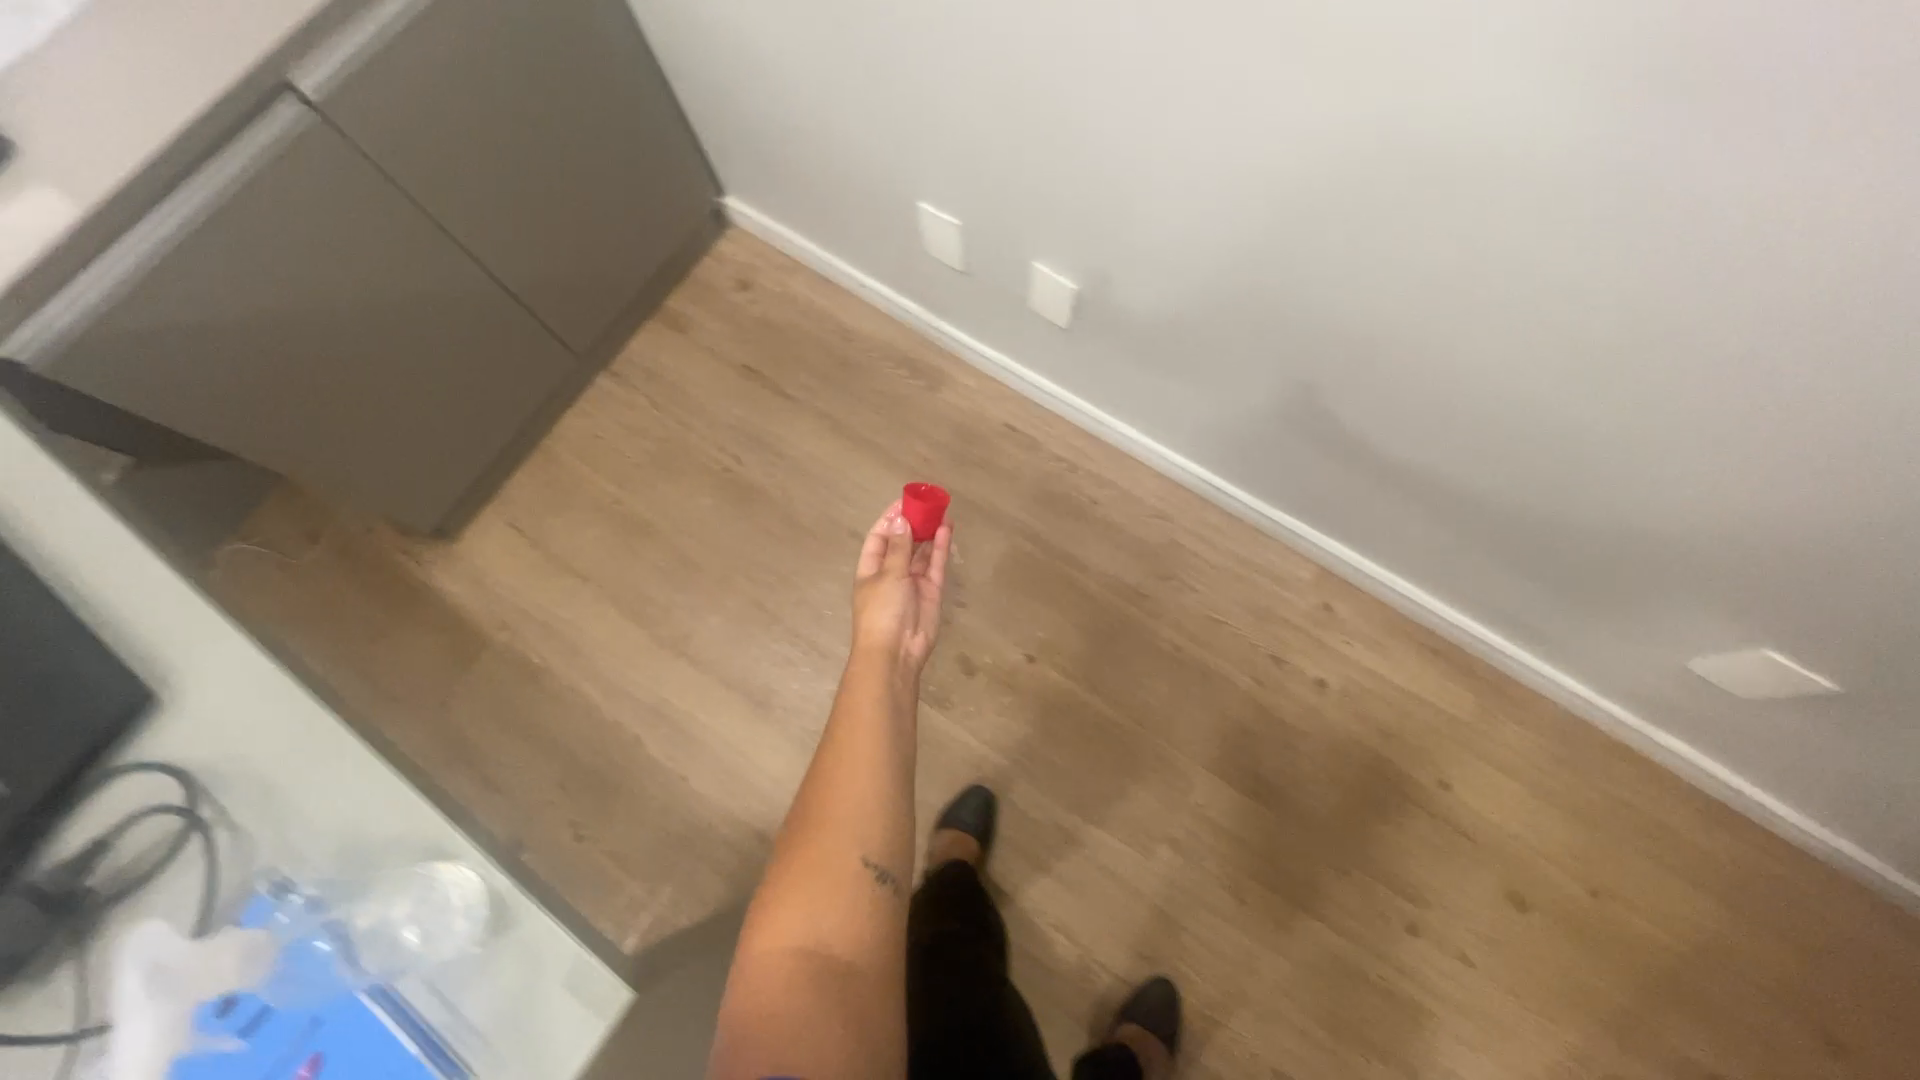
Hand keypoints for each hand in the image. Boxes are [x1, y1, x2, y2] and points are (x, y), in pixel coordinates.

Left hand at [852, 499, 953, 675]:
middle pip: (902, 543)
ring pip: (921, 552)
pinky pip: (935, 565)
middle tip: (927, 503)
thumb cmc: (881, 611)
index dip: (890, 519)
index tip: (904, 501)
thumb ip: (898, 547)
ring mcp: (912, 583)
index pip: (879, 537)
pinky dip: (940, 548)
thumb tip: (902, 521)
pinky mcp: (931, 591)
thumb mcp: (887, 575)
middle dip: (913, 524)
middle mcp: (891, 573)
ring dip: (929, 533)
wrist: (895, 652)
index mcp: (870, 569)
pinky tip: (946, 529)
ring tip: (940, 511)